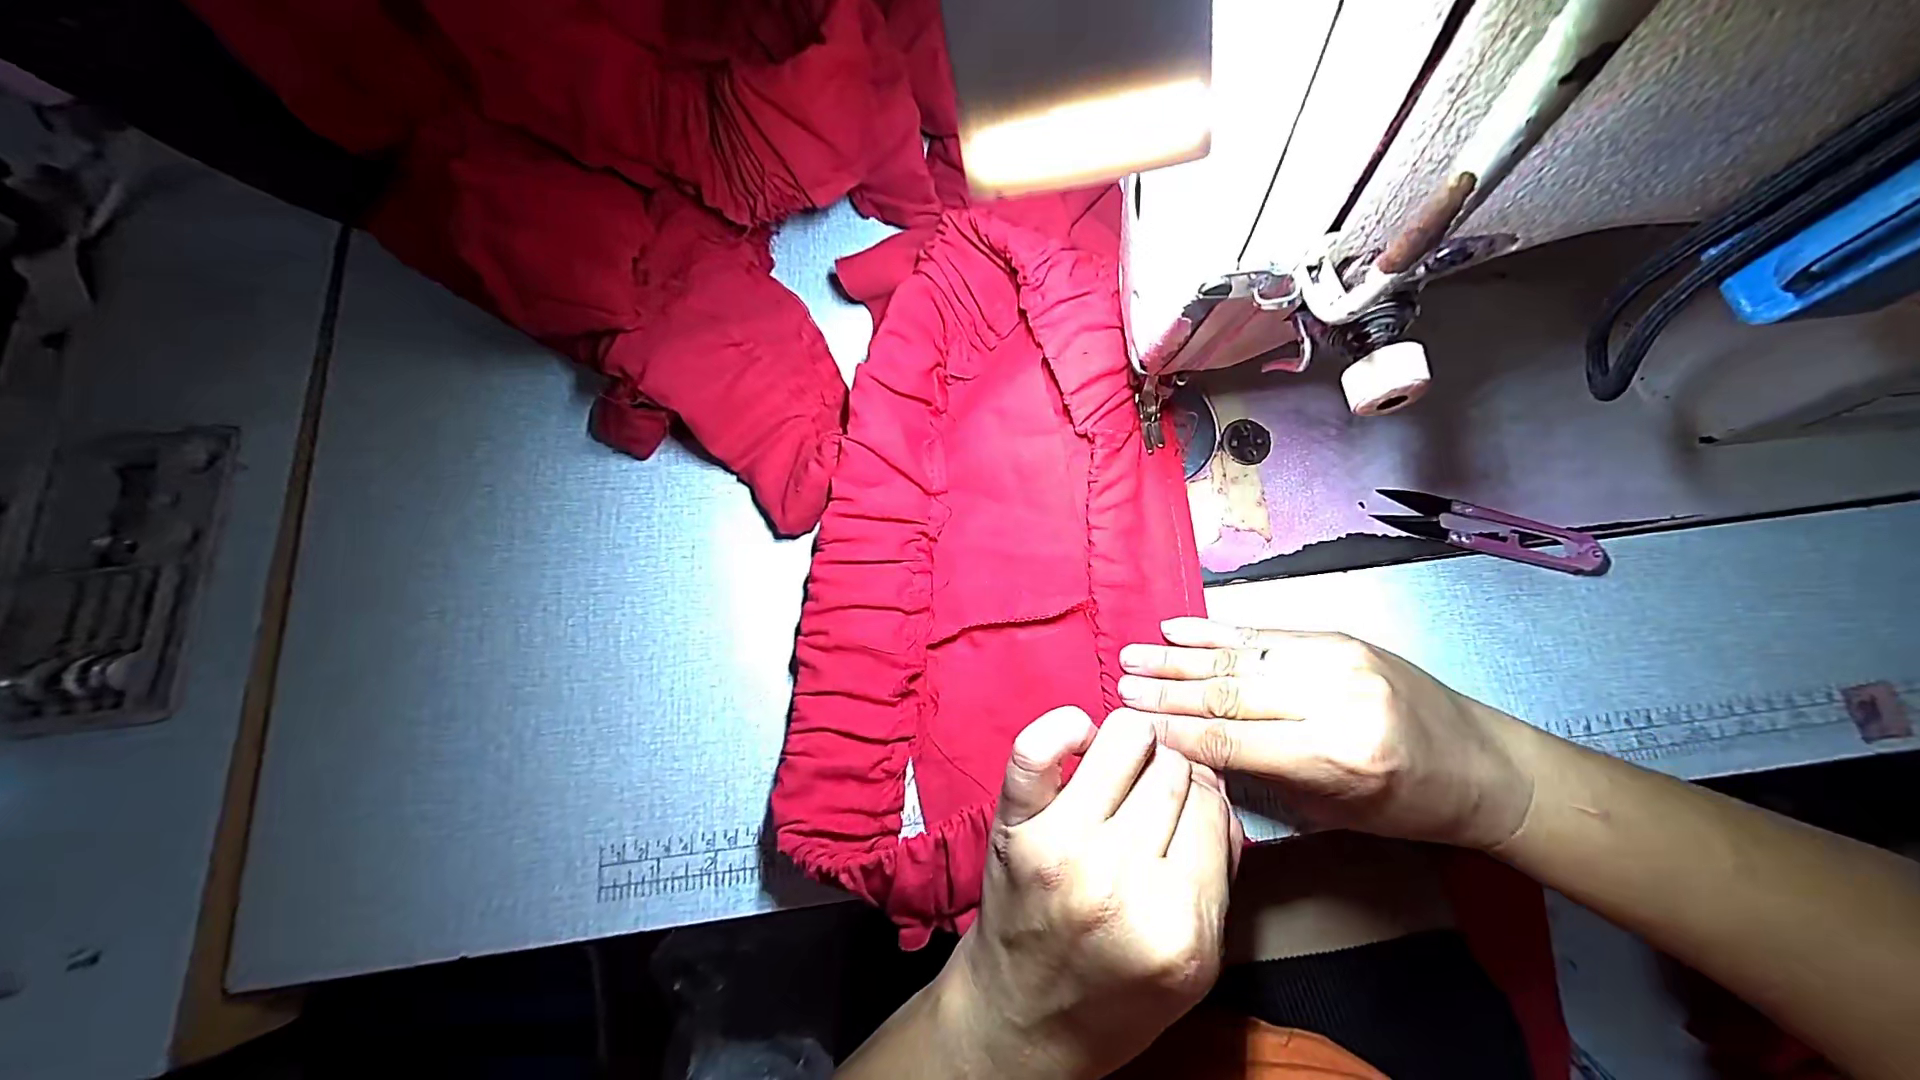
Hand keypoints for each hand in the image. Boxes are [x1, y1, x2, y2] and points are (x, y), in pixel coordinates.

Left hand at [941, 706, 1242, 1079]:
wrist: (1022, 1021)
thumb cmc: (1110, 995)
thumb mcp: (1194, 961)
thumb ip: (1219, 873)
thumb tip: (1217, 789)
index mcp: (1177, 925)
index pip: (1213, 807)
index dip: (1206, 796)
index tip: (1190, 798)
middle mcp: (1117, 879)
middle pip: (1172, 771)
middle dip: (1173, 772)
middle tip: (1154, 789)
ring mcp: (1060, 845)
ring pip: (1124, 741)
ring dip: (1133, 745)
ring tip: (1124, 767)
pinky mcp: (1013, 825)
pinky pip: (1038, 747)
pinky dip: (1062, 727)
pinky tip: (1080, 740)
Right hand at [1112, 617, 1534, 849]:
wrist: (1487, 767)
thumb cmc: (1409, 805)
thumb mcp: (1334, 811)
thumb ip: (1261, 774)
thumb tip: (1192, 745)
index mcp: (1338, 755)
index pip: (1233, 742)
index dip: (1177, 735)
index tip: (1134, 730)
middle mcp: (1334, 699)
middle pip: (1228, 694)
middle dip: (1167, 693)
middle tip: (1122, 689)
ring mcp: (1336, 659)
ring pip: (1237, 658)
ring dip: (1178, 658)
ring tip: (1133, 657)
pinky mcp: (1337, 637)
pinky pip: (1263, 634)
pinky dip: (1215, 631)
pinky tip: (1177, 629)